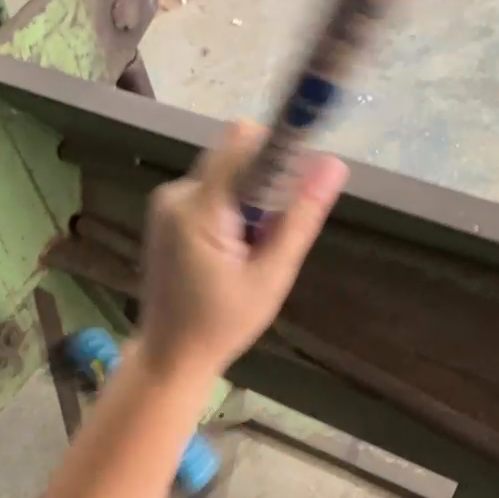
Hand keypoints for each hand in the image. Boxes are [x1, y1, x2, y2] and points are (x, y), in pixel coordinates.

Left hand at [139, 120, 348, 380]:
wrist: (169, 355)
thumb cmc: (221, 326)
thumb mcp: (270, 278)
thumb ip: (300, 219)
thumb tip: (333, 164)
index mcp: (199, 208)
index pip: (246, 142)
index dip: (280, 154)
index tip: (298, 185)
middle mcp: (176, 194)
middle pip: (237, 156)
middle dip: (264, 188)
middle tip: (265, 240)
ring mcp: (166, 203)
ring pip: (226, 174)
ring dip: (248, 204)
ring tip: (245, 255)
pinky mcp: (165, 213)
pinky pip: (211, 192)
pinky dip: (229, 213)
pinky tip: (227, 255)